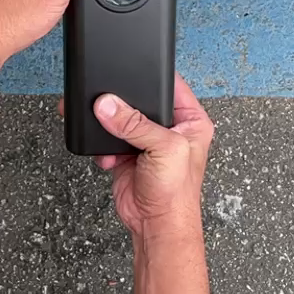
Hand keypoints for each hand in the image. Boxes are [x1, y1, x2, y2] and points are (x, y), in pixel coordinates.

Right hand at [93, 73, 214, 241]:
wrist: (156, 225)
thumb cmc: (177, 194)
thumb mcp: (164, 149)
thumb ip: (135, 124)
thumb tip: (109, 105)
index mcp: (190, 120)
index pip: (172, 86)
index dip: (154, 77)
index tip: (133, 69)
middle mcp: (170, 128)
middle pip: (142, 101)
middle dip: (125, 103)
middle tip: (110, 100)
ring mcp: (147, 141)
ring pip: (122, 119)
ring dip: (111, 125)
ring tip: (105, 127)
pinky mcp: (127, 153)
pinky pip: (109, 138)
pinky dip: (103, 144)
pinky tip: (109, 155)